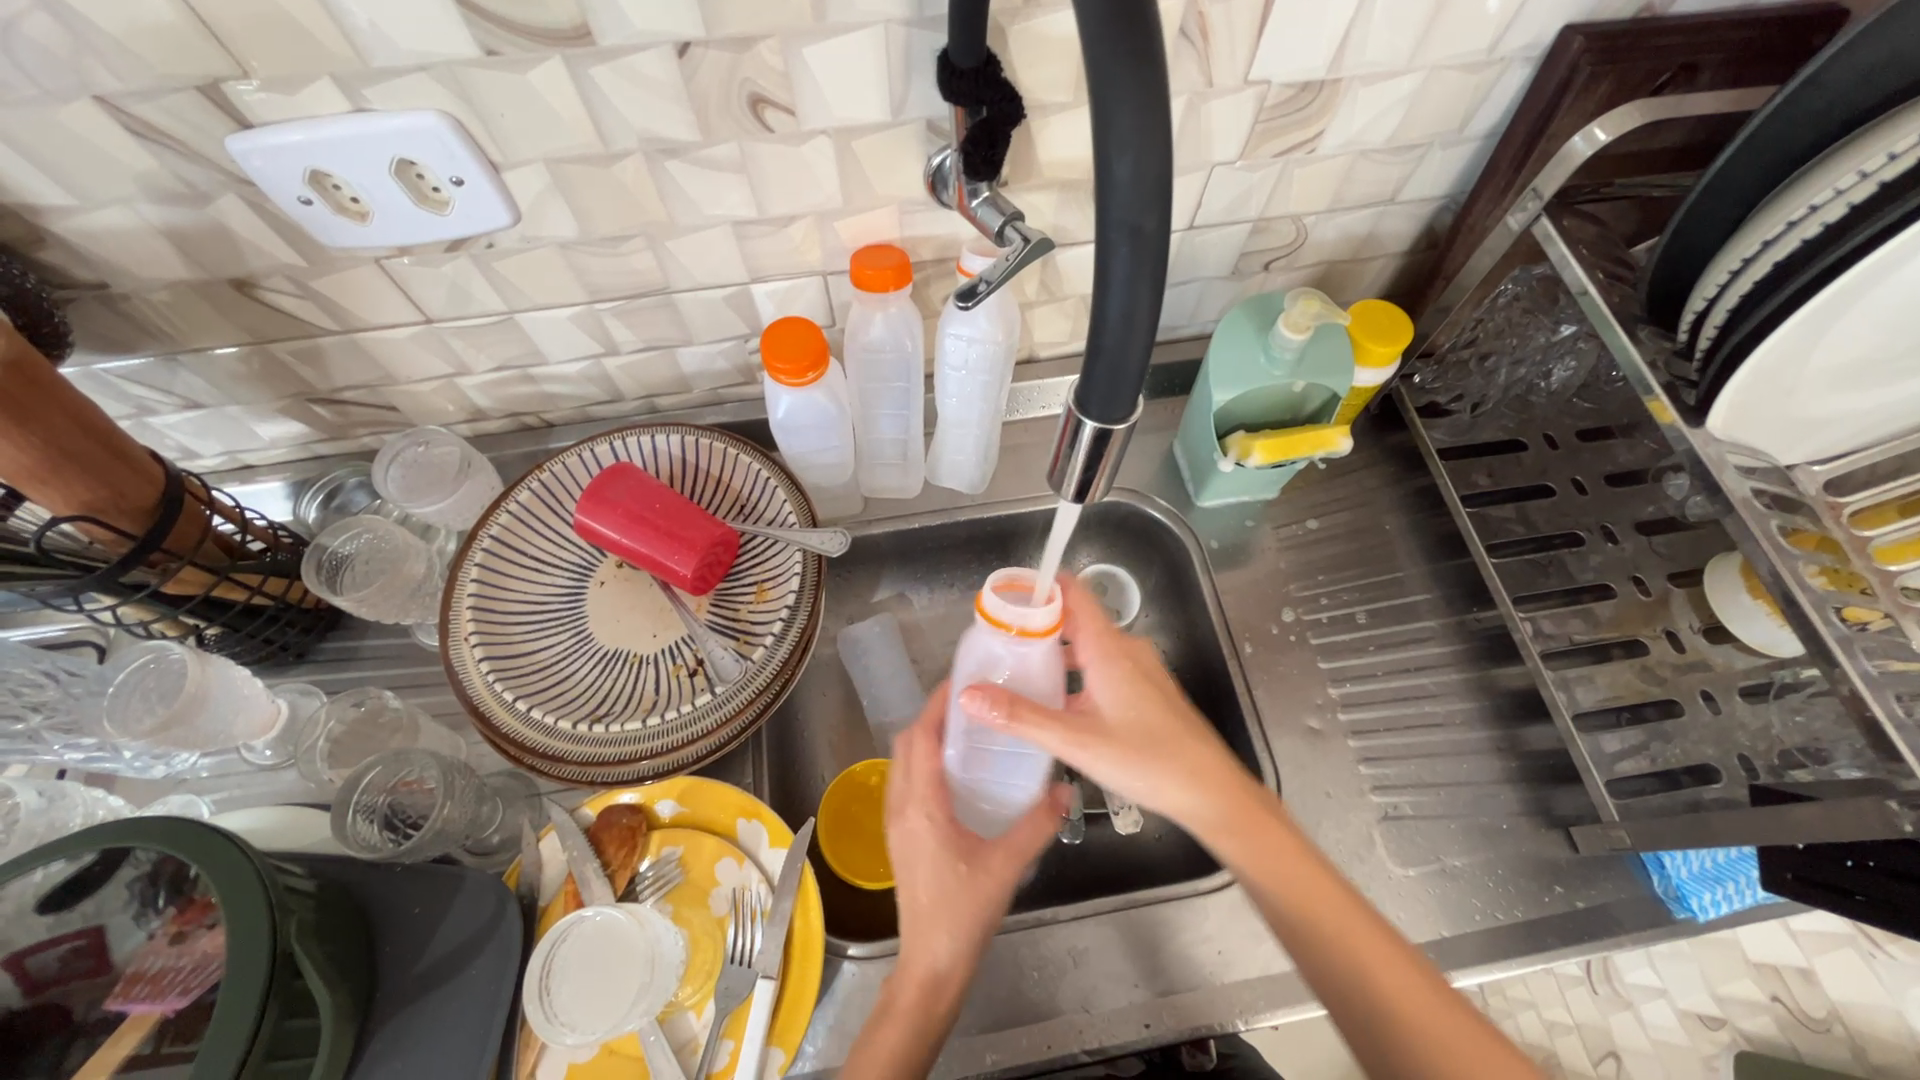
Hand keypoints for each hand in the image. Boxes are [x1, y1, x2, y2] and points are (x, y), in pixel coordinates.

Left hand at [886, 682, 1067, 987]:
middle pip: (906, 743)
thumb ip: (1037, 824)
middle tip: (972, 704)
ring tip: (967, 730)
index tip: (963, 680)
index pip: (920, 736)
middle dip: (932, 716)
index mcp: (921, 804)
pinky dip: (925, 763)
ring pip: (902, 762)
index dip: (937, 704)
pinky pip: (907, 782)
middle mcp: (901, 805)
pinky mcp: (901, 836)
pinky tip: (959, 774)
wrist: (932, 962)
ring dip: (927, 739)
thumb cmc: (963, 913)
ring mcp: (896, 822)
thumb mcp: (1007, 865)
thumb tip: (1067, 791)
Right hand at [958, 574, 1254, 833]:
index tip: (1003, 594)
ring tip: (1017, 670)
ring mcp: (1140, 670)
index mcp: (1109, 648)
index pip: (1074, 592)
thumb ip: (1021, 716)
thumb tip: (968, 694)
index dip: (1040, 585)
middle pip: (1077, 619)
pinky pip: (1103, 666)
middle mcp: (1126, 649)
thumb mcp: (1075, 741)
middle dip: (1037, 625)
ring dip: (1055, 652)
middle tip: (997, 640)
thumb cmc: (1147, 760)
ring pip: (1089, 646)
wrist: (1210, 790)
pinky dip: (1075, 673)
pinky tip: (1056, 702)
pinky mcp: (1146, 691)